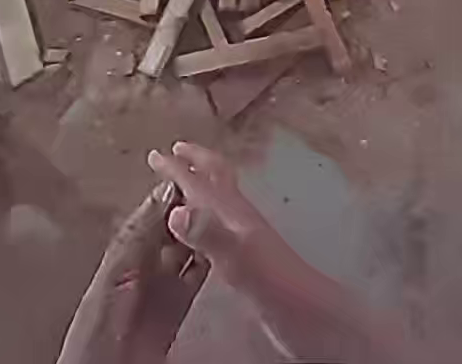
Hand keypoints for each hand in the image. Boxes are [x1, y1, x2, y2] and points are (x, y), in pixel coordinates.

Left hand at [56, 179, 208, 363]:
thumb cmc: (100, 320)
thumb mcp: (120, 266)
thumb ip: (144, 229)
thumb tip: (169, 188)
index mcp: (130, 242)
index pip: (159, 205)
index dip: (179, 188)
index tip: (202, 170)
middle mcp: (149, 257)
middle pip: (178, 222)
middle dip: (197, 206)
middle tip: (223, 189)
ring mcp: (166, 280)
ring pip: (191, 244)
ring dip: (208, 230)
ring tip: (230, 212)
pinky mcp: (179, 303)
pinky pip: (198, 274)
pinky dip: (212, 260)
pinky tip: (226, 248)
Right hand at [145, 142, 276, 268]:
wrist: (307, 310)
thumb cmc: (272, 281)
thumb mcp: (237, 258)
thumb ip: (208, 233)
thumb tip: (175, 211)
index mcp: (230, 209)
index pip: (198, 181)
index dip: (176, 167)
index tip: (154, 154)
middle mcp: (237, 214)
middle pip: (216, 174)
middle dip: (195, 160)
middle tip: (176, 150)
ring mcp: (244, 232)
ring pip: (218, 195)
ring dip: (200, 183)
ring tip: (184, 182)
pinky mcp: (247, 253)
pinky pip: (220, 220)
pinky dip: (206, 213)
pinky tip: (201, 230)